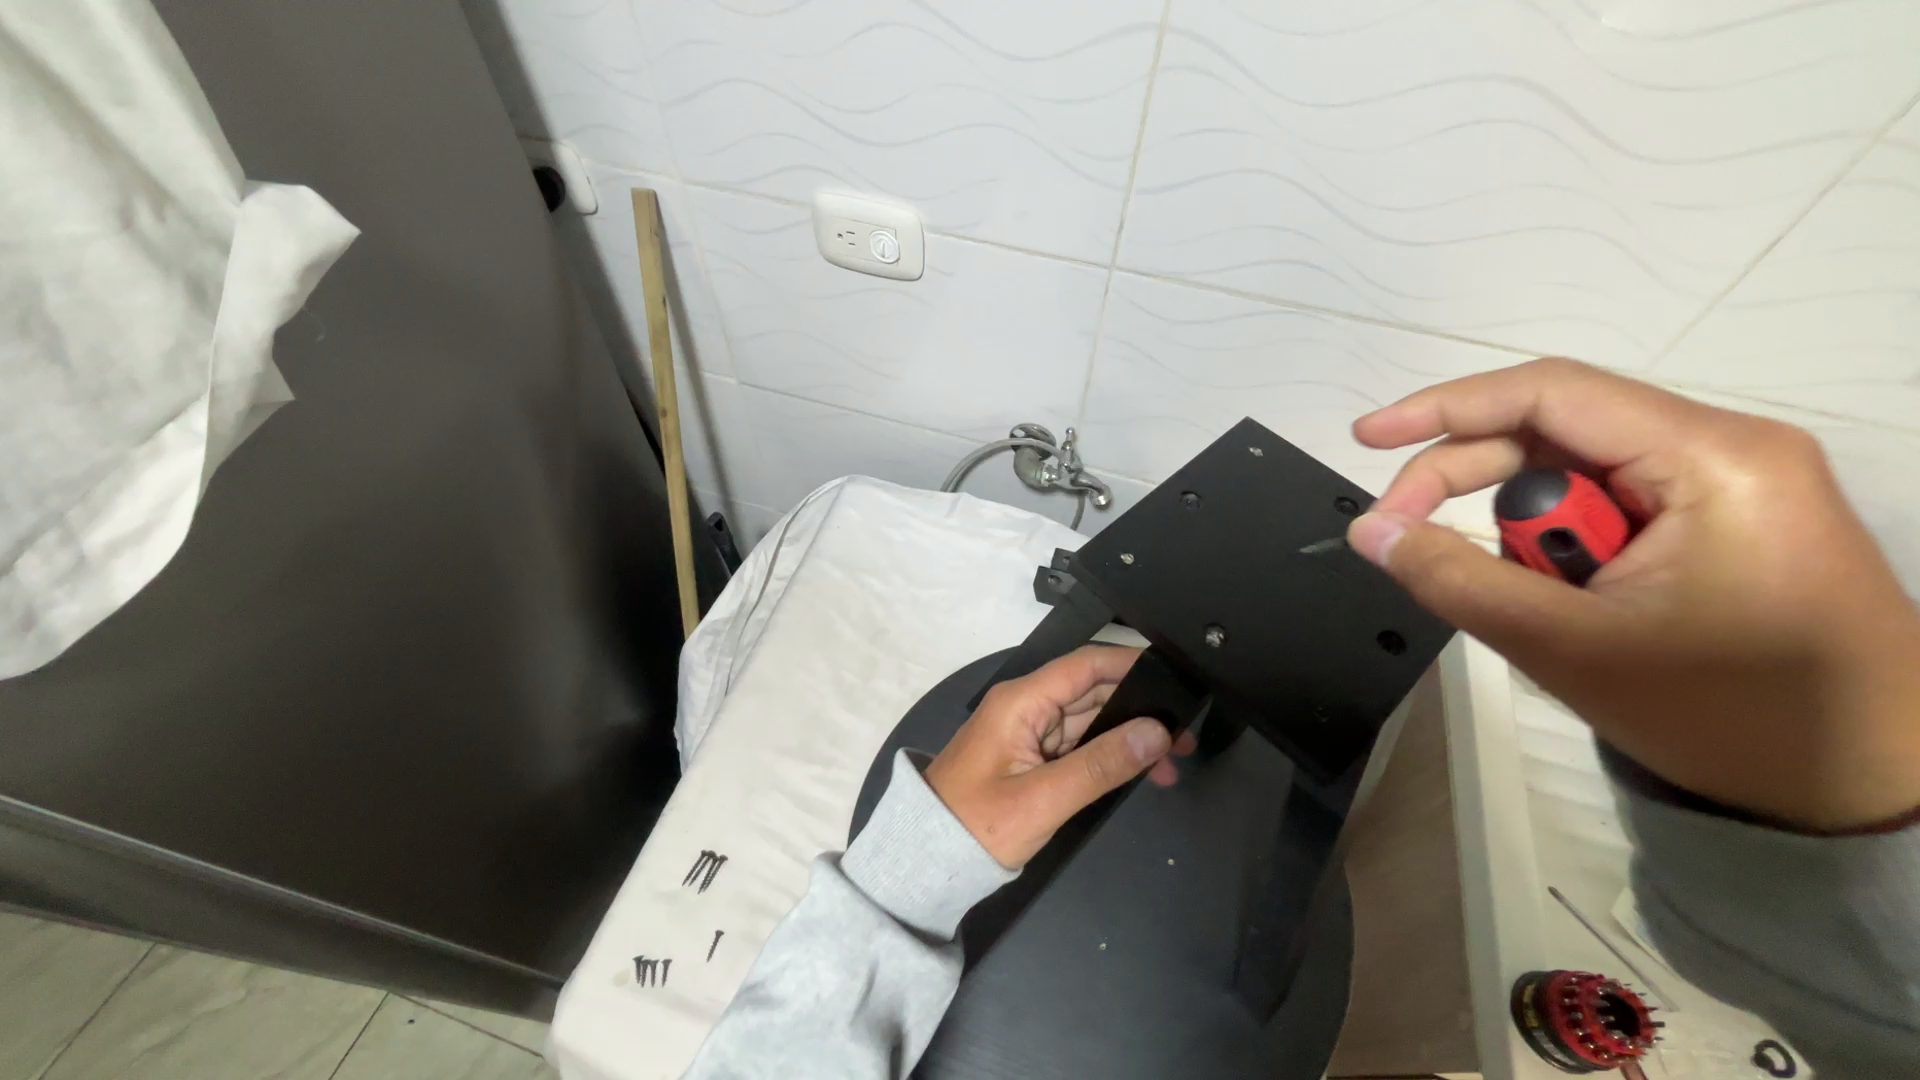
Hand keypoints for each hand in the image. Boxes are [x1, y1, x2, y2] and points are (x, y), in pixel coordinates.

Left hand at [924, 645, 1193, 867]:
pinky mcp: (1031, 756)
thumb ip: (1101, 764)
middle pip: (1093, 692)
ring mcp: (1028, 731)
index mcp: (1021, 701)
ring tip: (1172, 760)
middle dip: (1140, 708)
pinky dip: (1109, 754)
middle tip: (1185, 736)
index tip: (1176, 677)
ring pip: (1090, 719)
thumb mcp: (1043, 799)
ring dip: (1129, 735)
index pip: (1085, 665)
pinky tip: (1139, 769)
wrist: (928, 859)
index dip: (1131, 664)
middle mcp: (1026, 706)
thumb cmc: (977, 826)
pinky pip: (1078, 744)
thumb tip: (1156, 732)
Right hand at [1346, 357, 1919, 831]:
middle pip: (1550, 430)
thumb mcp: (1566, 645)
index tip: (1366, 437)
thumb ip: (1453, 578)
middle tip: (1398, 534)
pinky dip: (1555, 546)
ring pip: (1570, 473)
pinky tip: (1560, 598)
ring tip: (1526, 600)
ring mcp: (1726, 482)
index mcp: (1709, 459)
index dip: (1442, 407)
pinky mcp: (1720, 517)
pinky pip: (1601, 505)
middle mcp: (1722, 448)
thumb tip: (1369, 531)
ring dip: (1518, 528)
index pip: (1548, 394)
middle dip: (1462, 479)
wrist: (1867, 788)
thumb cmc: (1730, 715)